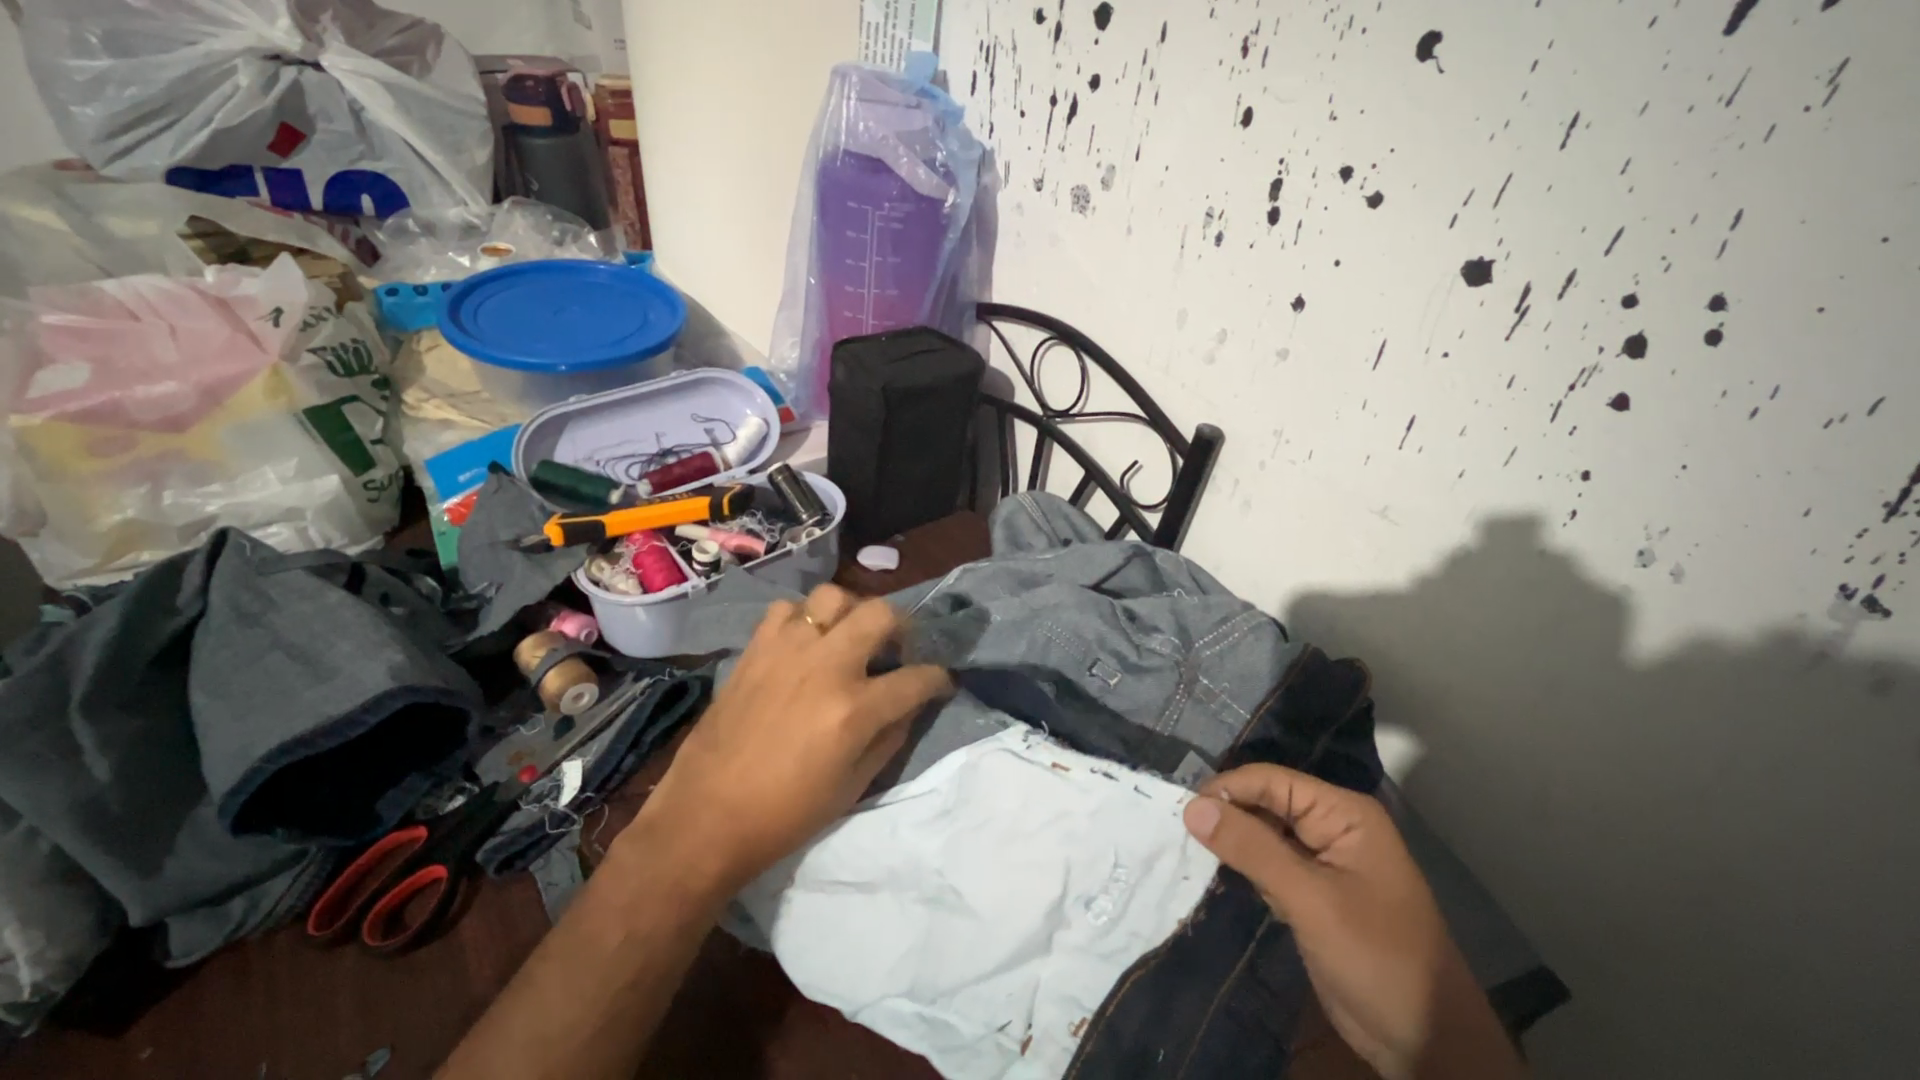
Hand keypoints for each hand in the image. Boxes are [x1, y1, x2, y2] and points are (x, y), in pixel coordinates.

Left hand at [634, 584, 952, 894]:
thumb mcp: (854, 786)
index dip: (939, 680)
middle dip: (903, 628)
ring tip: (849, 639)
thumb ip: (890, 738)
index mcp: (855, 710)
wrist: (707, 816)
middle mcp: (825, 667)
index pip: (918, 678)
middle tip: (897, 651)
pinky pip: (786, 609)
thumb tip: (910, 705)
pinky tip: (804, 646)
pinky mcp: (754, 649)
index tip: (940, 684)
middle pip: (881, 614)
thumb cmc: (786, 814)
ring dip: (851, 613)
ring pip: (832, 597)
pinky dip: (803, 620)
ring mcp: (786, 651)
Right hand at [1183, 766, 1524, 1079]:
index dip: (1226, 790)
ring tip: (1185, 853)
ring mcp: (1324, 863)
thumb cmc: (1376, 958)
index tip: (1179, 813)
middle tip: (1175, 834)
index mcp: (1344, 814)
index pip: (1271, 781)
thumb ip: (1251, 848)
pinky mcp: (1313, 895)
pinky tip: (1213, 877)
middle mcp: (1333, 828)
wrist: (1426, 1039)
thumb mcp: (1310, 899)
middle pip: (1265, 803)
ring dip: (1230, 843)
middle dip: (1225, 815)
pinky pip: (1269, 867)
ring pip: (1263, 835)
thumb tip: (1192, 807)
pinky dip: (1243, 870)